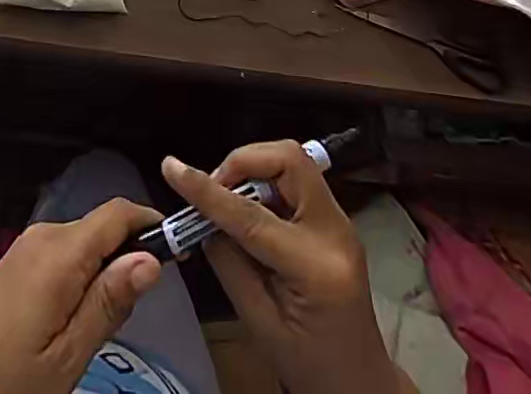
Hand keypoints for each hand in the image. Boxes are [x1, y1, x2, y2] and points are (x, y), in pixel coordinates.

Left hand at [0, 197, 164, 393]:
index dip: (152, 222)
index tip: (180, 247)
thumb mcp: (70, 353)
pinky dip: (83, 272)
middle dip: (129, 252)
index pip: (117, 213)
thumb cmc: (10, 379)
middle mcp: (43, 236)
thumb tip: (151, 258)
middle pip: (102, 226)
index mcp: (59, 252)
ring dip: (105, 267)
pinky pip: (64, 252)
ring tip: (104, 320)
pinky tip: (76, 314)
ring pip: (85, 240)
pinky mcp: (17, 259)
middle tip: (137, 307)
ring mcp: (27, 245)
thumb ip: (110, 301)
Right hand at [162, 142, 410, 393]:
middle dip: (242, 161)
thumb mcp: (256, 321)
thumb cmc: (308, 364)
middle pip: (288, 159)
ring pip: (291, 161)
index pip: (251, 215)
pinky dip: (262, 182)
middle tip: (214, 188)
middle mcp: (336, 233)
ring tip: (228, 200)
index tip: (171, 168)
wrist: (360, 383)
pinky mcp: (334, 219)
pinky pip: (293, 179)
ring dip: (252, 170)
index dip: (206, 189)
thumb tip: (200, 216)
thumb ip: (226, 259)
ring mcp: (340, 222)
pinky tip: (247, 208)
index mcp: (316, 268)